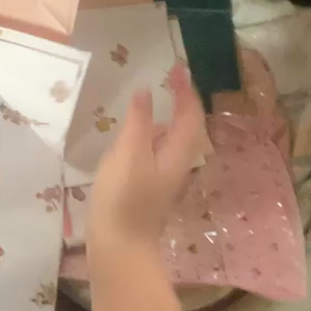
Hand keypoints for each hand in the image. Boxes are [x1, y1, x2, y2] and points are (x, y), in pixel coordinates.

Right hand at [89, 84, 206, 255]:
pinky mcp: (149, 185)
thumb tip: (146, 92)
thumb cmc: (125, 197)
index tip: (177, 66)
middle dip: (181, 100)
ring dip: (167, 116)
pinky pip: (157, 149)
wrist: (120, 245)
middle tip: (168, 78)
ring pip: (172, 139)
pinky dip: (152, 132)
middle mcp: (177, 163)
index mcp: (178, 152)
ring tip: (151, 98)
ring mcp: (164, 176)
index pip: (190, 114)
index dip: (185, 89)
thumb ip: (139, 121)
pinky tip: (135, 133)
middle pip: (187, 126)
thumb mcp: (129, 153)